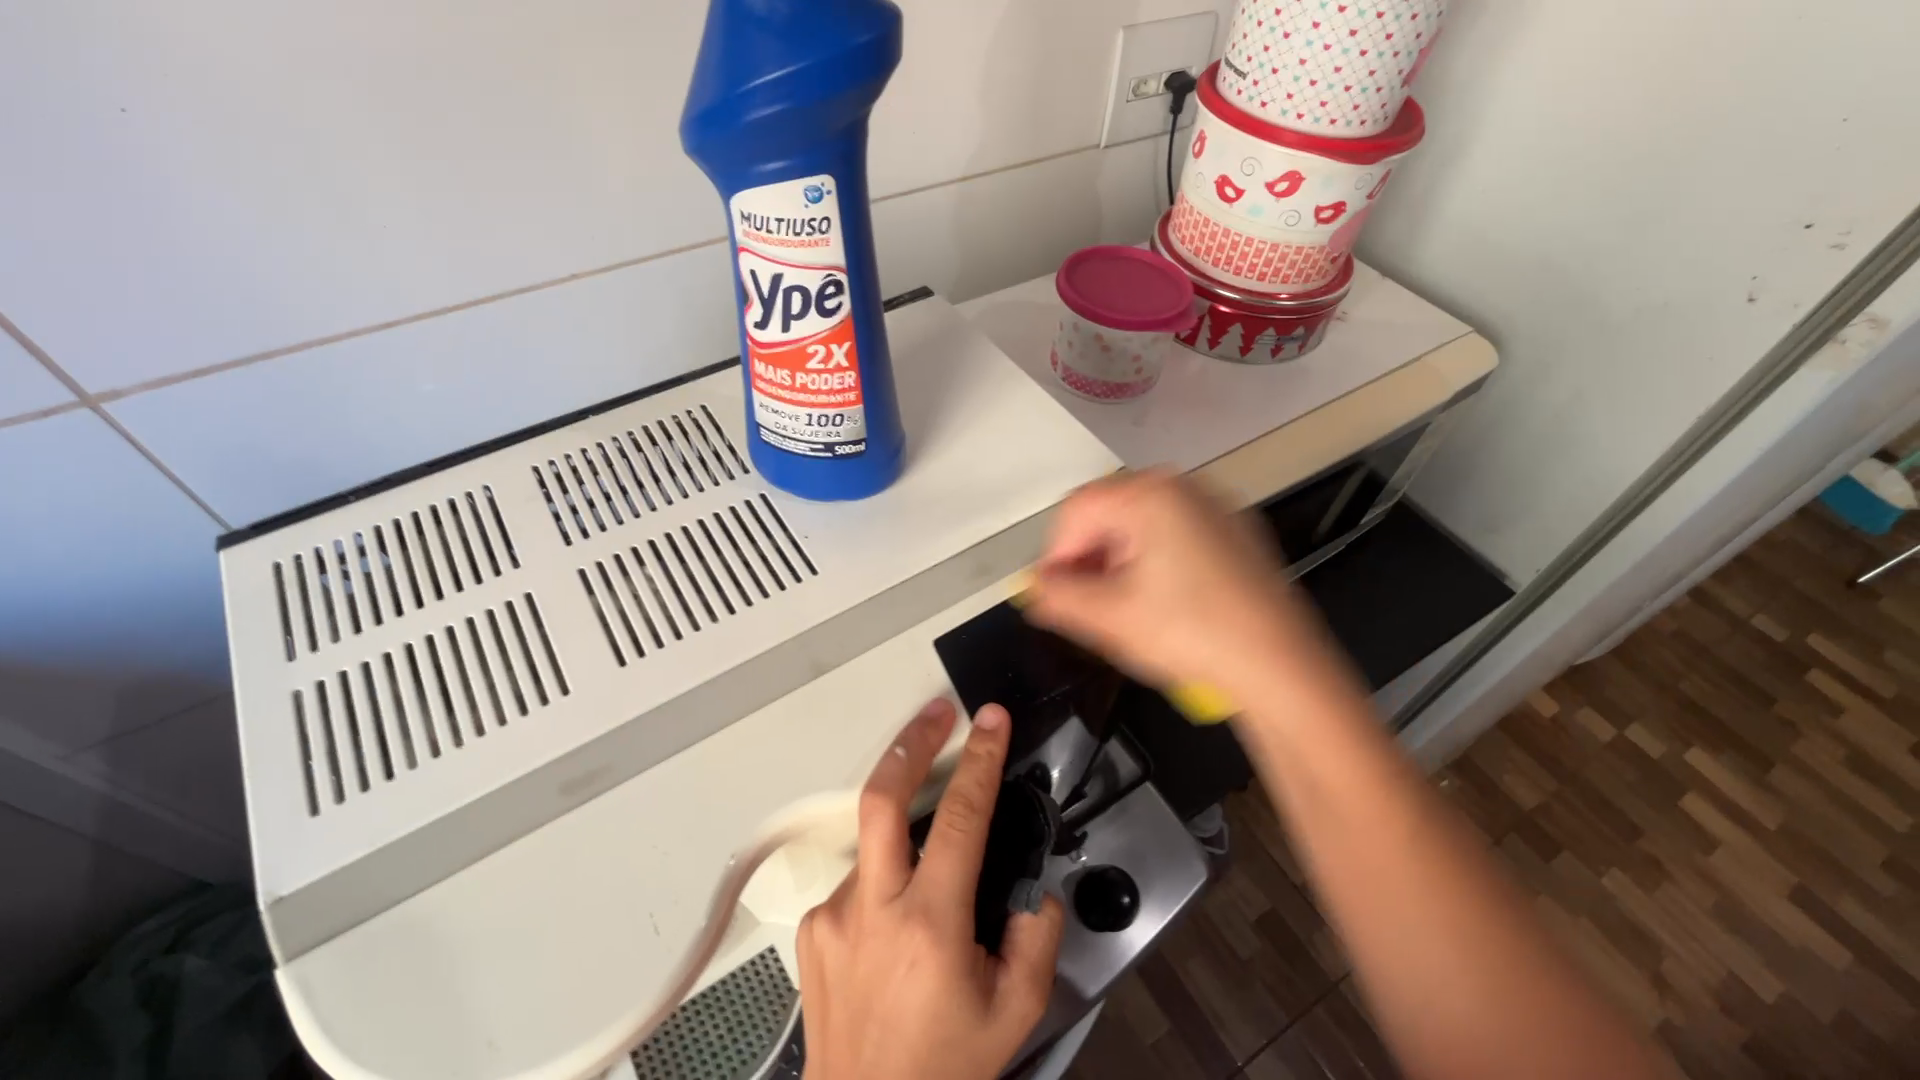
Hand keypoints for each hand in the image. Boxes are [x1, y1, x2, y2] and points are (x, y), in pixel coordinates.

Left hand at [797, 698, 1064, 1079]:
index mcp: (929, 926)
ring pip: (874, 844)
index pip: (957, 819)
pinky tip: (898, 927)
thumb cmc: (940, 1067)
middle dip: (911, 742)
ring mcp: (833, 916)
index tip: (990, 722)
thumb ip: (1036, 941)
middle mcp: (872, 910)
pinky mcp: (813, 929)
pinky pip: (856, 883)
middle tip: (938, 713)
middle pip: (881, 797)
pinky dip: (884, 884)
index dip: (979, 761)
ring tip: (931, 882)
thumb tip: (1034, 893)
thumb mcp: (1015, 1013)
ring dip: (905, 837)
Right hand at [1022, 471, 1330, 700]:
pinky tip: (1160, 604)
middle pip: (1108, 513)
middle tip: (1084, 605)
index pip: (1075, 511)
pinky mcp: (1236, 534)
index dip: (1055, 555)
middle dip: (1087, 558)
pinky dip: (1154, 563)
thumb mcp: (1108, 618)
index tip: (1053, 595)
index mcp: (1151, 494)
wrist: (1280, 668)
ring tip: (1121, 609)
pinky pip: (1176, 536)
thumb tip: (1034, 588)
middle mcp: (1185, 487)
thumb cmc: (1199, 636)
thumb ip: (1055, 596)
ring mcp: (1216, 508)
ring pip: (1141, 526)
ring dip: (1118, 562)